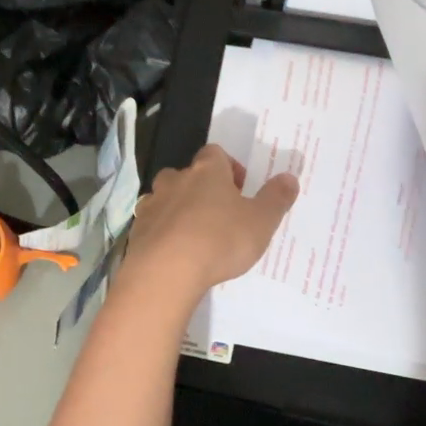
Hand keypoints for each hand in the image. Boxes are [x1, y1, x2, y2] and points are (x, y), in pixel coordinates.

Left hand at [126, 144, 297, 301]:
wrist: (166, 271)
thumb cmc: (220, 240)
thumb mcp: (261, 222)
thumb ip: (276, 199)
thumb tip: (289, 178)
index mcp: (207, 171)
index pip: (215, 154)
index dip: (228, 167)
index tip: (239, 188)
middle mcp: (175, 181)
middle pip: (186, 174)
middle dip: (200, 189)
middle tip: (217, 213)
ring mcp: (152, 205)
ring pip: (164, 199)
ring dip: (178, 210)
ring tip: (193, 235)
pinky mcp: (137, 231)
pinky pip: (152, 225)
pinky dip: (162, 233)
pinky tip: (173, 253)